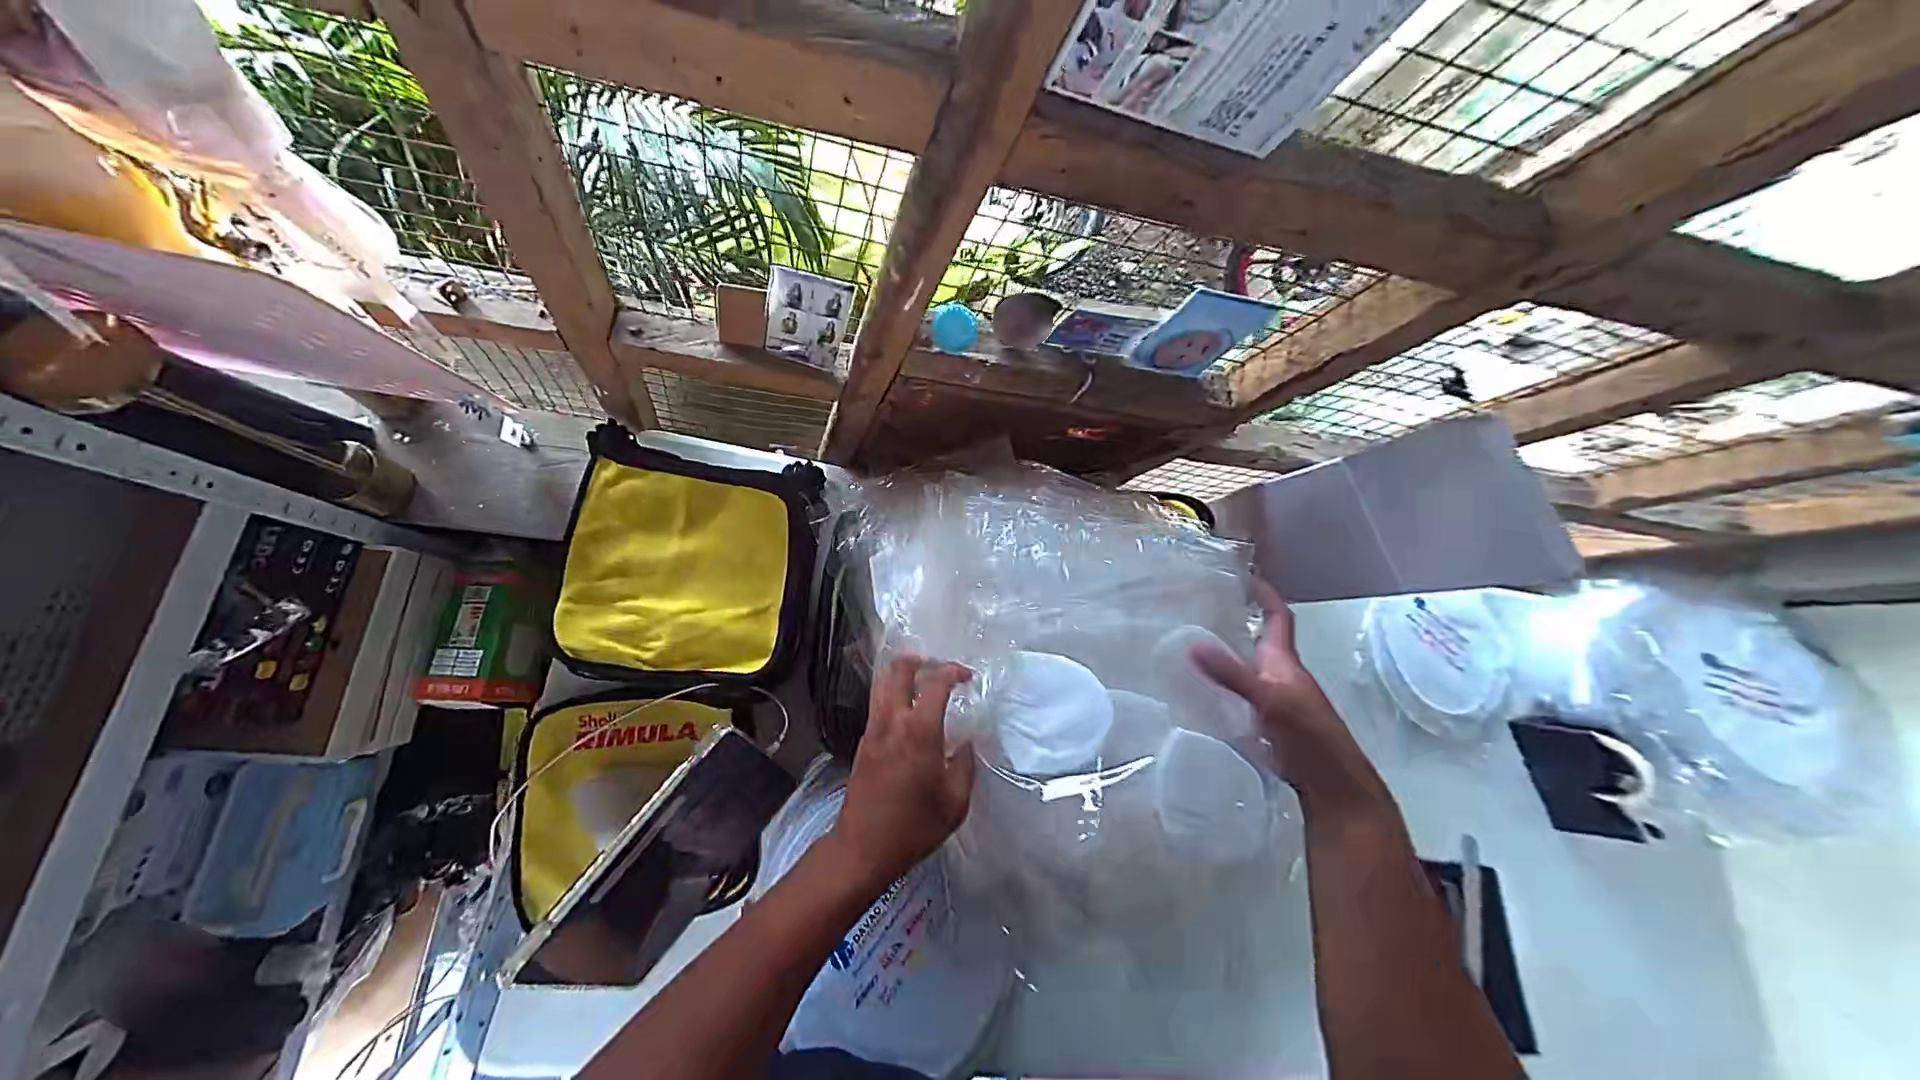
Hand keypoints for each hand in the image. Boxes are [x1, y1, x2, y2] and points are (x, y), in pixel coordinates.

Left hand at [829, 655, 975, 887]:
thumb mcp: (955, 801)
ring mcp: (873, 731)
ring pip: (882, 685)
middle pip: (898, 671)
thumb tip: (967, 743)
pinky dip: (893, 696)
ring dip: (902, 675)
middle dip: (919, 661)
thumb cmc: (914, 826)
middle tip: (938, 668)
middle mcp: (892, 722)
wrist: (863, 848)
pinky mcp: (863, 743)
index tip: (967, 676)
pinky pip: (878, 705)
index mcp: (919, 731)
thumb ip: (965, 765)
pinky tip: (908, 713)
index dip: (953, 671)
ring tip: (922, 683)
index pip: (935, 683)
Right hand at [1190, 577, 1389, 816]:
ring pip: (1249, 669)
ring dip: (1228, 656)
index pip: (1279, 618)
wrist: (1333, 788)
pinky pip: (1241, 694)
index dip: (1266, 596)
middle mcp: (1281, 678)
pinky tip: (1202, 695)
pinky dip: (1223, 687)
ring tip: (1192, 647)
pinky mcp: (1268, 725)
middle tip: (1202, 611)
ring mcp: (1276, 703)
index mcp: (1285, 664)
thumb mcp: (1270, 701)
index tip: (1246, 577)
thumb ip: (1233, 675)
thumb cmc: (1309, 739)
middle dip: (1238, 623)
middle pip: (1261, 641)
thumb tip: (1193, 644)